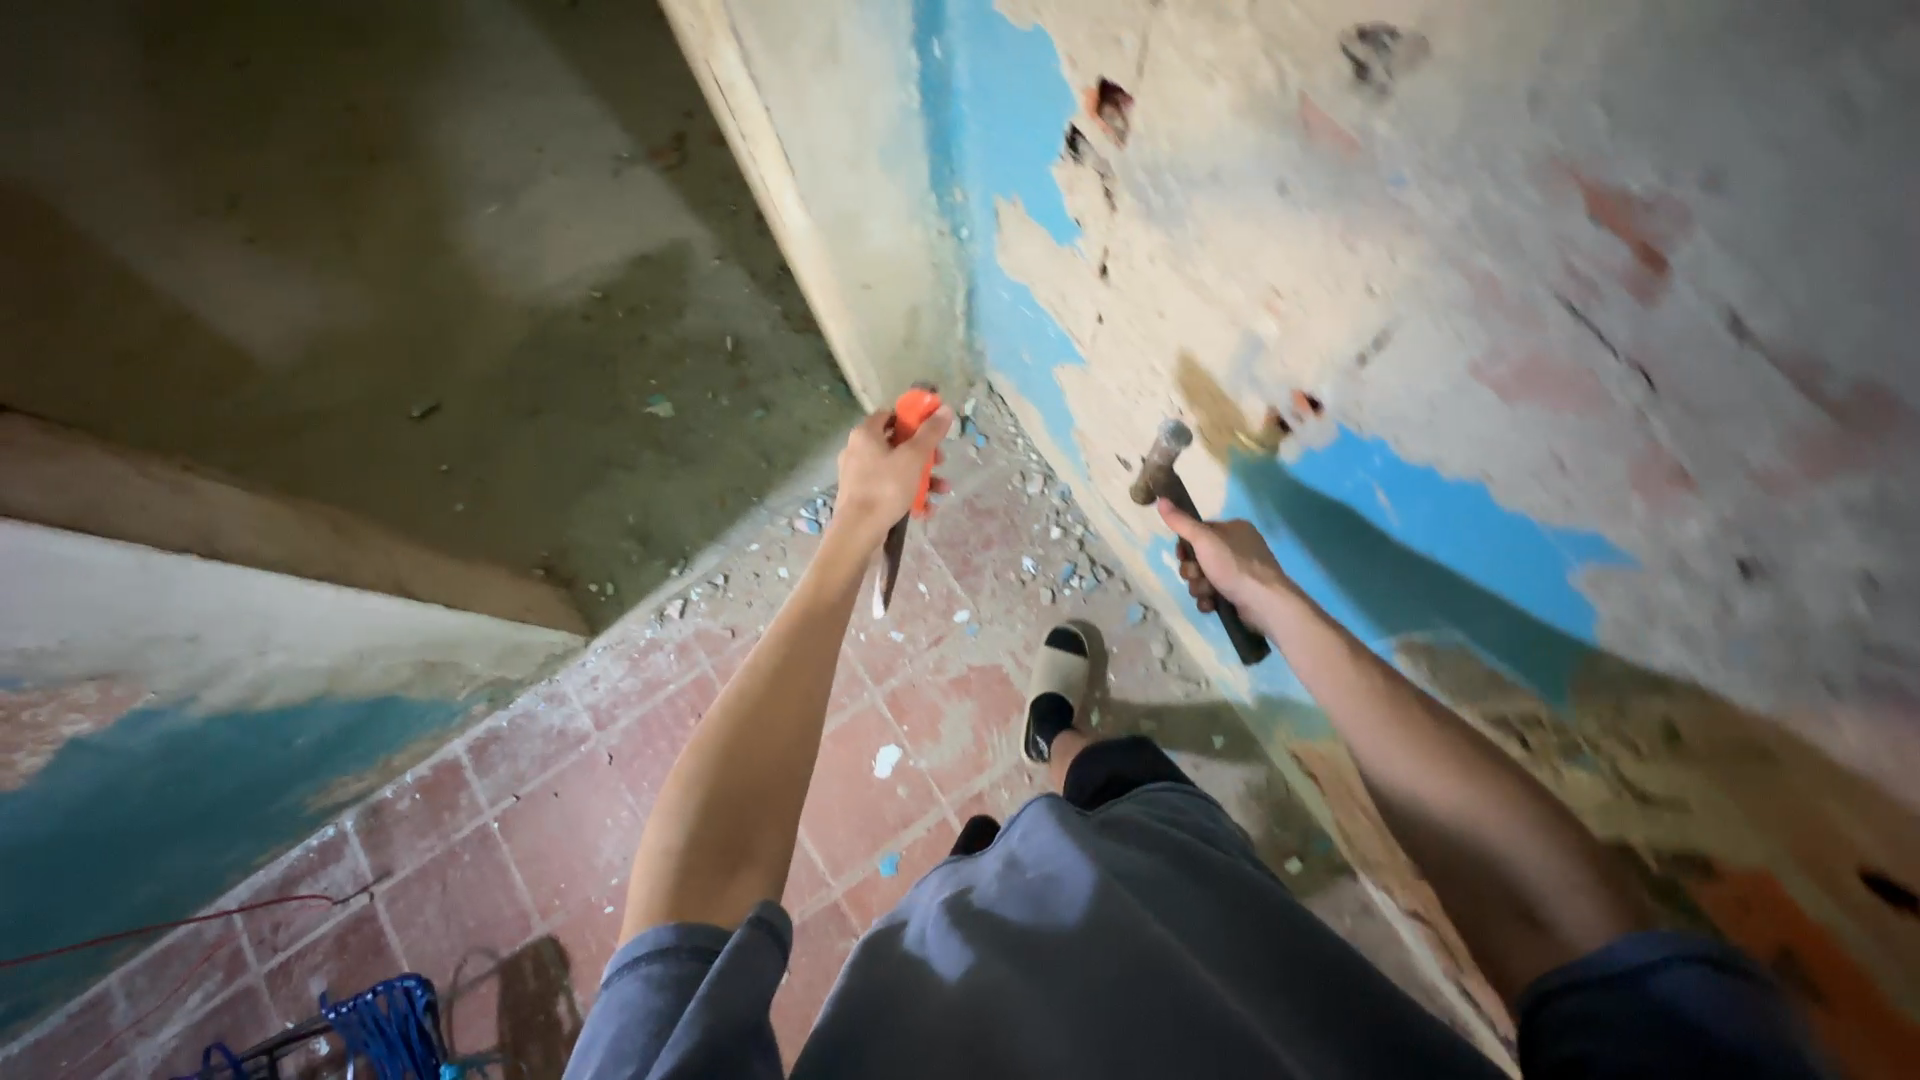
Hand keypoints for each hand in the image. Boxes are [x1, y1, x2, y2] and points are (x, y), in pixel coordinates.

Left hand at [829, 406, 953, 546]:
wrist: (859, 530)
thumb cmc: (886, 487)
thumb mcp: (914, 457)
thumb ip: (930, 433)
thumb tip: (945, 408)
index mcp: (865, 434)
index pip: (890, 414)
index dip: (912, 419)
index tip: (931, 430)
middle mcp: (857, 450)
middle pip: (896, 443)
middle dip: (924, 454)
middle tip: (941, 462)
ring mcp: (858, 475)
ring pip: (895, 469)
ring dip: (921, 477)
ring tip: (941, 490)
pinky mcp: (861, 496)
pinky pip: (888, 488)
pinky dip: (907, 494)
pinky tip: (925, 509)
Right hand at [1156, 500, 1300, 625]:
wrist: (1263, 602)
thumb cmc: (1233, 565)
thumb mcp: (1204, 539)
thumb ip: (1181, 522)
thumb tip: (1161, 500)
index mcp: (1234, 529)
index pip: (1199, 532)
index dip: (1186, 546)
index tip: (1182, 555)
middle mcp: (1238, 547)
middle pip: (1198, 557)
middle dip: (1192, 571)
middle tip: (1197, 575)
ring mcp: (1239, 572)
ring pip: (1203, 577)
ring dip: (1199, 587)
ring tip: (1208, 592)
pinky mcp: (1238, 593)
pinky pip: (1212, 593)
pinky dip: (1209, 599)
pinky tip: (1212, 604)